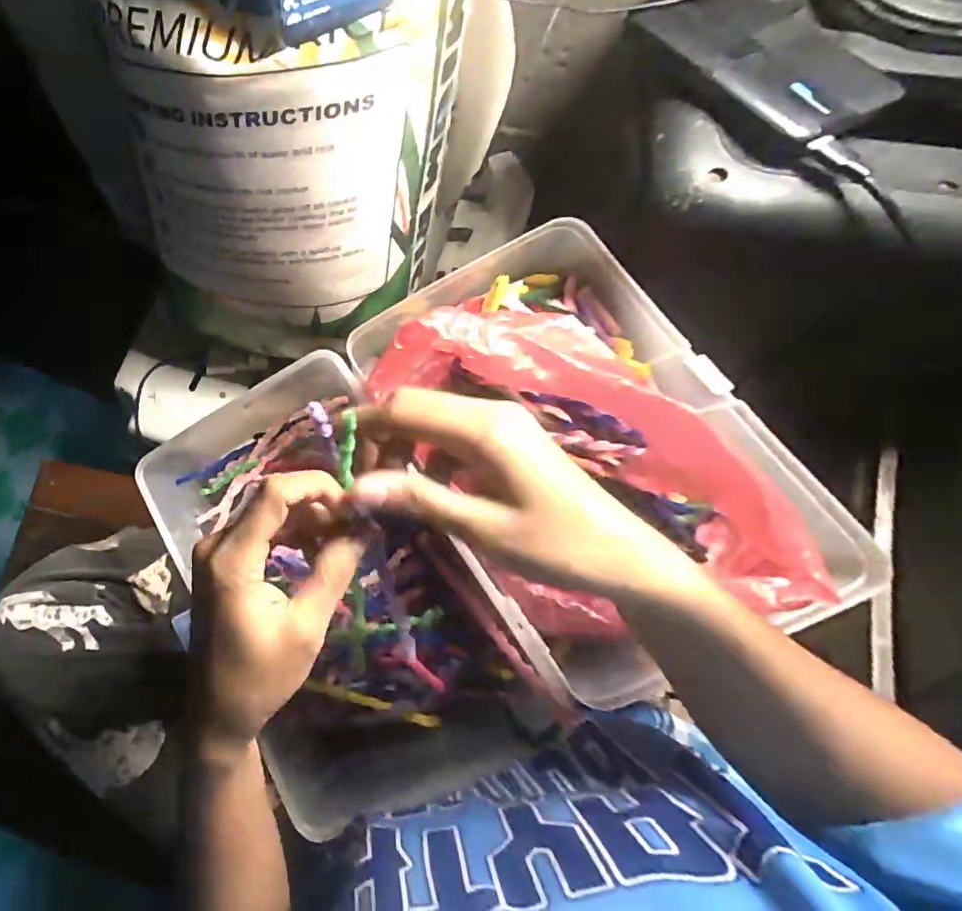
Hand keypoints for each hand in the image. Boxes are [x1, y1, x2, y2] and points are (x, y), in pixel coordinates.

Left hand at [189, 471, 361, 762]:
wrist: (217, 710)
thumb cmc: (261, 676)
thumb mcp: (306, 627)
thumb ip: (333, 571)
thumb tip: (363, 529)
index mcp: (231, 558)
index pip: (272, 493)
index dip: (315, 486)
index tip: (352, 504)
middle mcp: (215, 543)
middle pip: (268, 499)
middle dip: (314, 503)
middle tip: (353, 525)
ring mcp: (213, 551)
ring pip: (264, 512)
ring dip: (303, 518)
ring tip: (342, 537)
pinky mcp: (218, 561)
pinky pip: (256, 530)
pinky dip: (287, 533)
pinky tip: (316, 548)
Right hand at [348, 387, 708, 607]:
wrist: (626, 557)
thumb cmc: (557, 546)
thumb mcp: (480, 527)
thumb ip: (416, 498)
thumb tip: (354, 487)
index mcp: (483, 426)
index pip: (402, 407)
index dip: (363, 426)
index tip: (335, 456)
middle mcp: (488, 409)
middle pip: (412, 403)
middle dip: (378, 433)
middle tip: (361, 478)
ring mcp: (500, 419)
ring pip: (429, 415)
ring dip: (400, 442)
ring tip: (387, 485)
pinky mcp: (506, 435)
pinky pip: (449, 430)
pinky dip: (425, 451)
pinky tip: (424, 484)